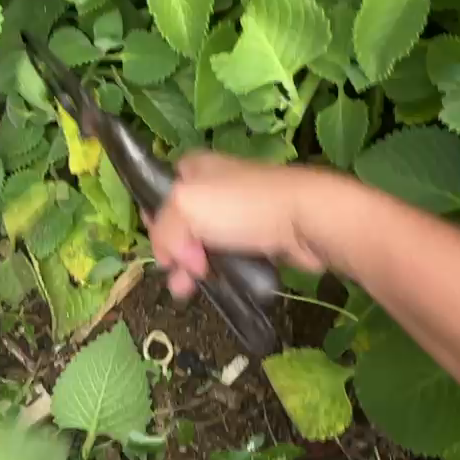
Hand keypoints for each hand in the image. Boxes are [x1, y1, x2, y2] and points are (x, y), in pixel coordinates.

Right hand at [147, 152, 357, 299]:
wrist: (306, 217)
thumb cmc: (241, 205)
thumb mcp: (185, 208)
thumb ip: (164, 232)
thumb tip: (173, 259)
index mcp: (194, 167)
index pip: (158, 192)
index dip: (154, 222)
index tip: (160, 248)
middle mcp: (213, 185)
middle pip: (180, 223)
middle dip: (174, 253)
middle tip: (177, 278)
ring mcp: (237, 211)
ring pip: (204, 243)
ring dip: (193, 269)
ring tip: (190, 291)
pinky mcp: (257, 235)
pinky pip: (229, 255)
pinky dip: (220, 271)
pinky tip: (216, 286)